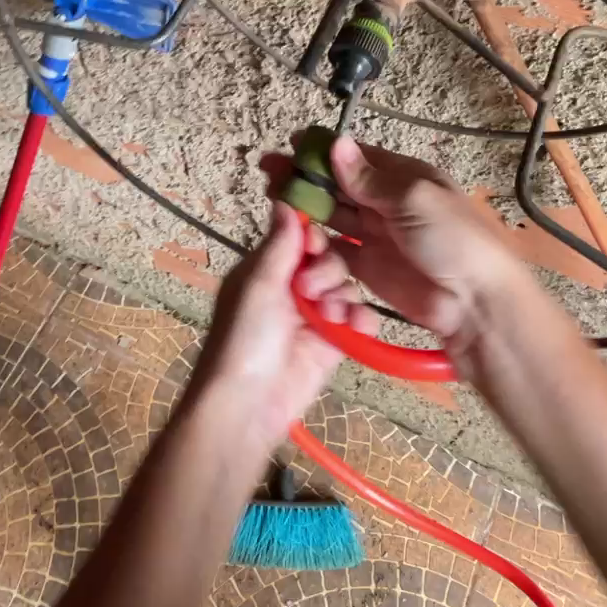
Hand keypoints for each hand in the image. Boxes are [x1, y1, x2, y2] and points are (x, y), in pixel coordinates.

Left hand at [186, 203, 377, 436]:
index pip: (299, 239)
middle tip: (314, 293)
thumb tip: (284, 201)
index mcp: (266, 269)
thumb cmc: (245, 338)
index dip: (313, 239)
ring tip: (333, 317)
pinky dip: (361, 320)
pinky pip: (356, 319)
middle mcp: (291, 288)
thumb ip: (278, 245)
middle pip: (328, 260)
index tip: (315, 247)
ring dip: (344, 297)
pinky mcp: (333, 343)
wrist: (249, 405)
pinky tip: (358, 327)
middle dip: (329, 272)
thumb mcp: (258, 285)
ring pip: (345, 288)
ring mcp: (313, 316)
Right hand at [263, 134, 529, 358]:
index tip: (289, 144)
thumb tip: (337, 143)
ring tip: (275, 202)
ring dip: (306, 208)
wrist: (475, 304)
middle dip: (305, 178)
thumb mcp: (414, 199)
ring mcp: (376, 236)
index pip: (357, 158)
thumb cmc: (452, 239)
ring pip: (333, 216)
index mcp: (404, 177)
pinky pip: (335, 251)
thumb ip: (370, 177)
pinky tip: (294, 238)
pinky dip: (316, 245)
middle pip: (339, 185)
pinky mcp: (367, 268)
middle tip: (269, 171)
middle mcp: (387, 202)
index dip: (323, 152)